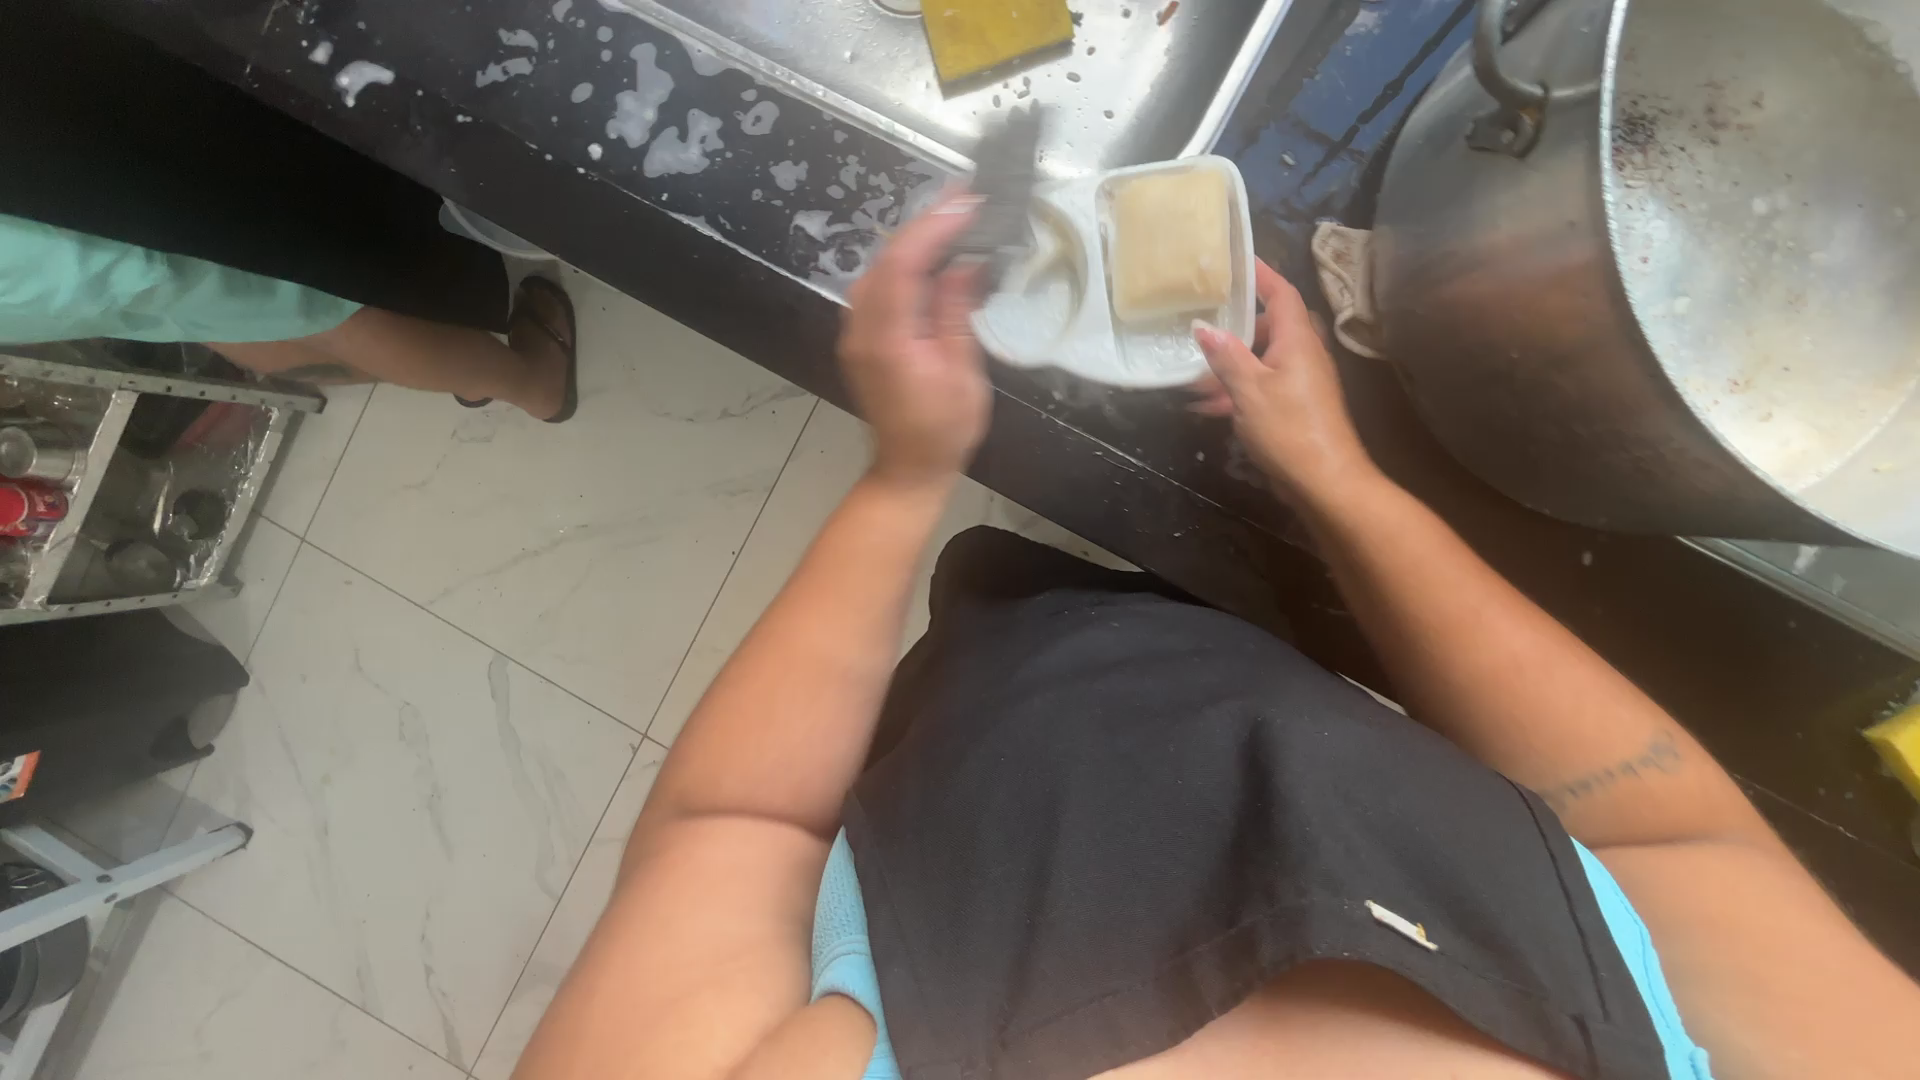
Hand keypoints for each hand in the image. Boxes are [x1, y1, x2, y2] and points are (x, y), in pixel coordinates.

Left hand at [838, 193, 991, 488]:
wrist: (908, 467)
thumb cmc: (943, 430)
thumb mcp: (962, 373)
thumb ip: (956, 313)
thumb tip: (965, 262)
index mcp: (888, 340)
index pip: (903, 265)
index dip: (933, 227)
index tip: (967, 202)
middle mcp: (861, 330)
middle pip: (886, 260)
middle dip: (925, 225)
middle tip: (965, 200)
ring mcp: (855, 334)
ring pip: (878, 271)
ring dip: (913, 243)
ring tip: (953, 222)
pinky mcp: (860, 340)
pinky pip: (877, 290)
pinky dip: (904, 268)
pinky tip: (930, 260)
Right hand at [1190, 260, 1378, 508]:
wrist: (1325, 480)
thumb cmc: (1288, 428)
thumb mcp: (1249, 390)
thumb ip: (1226, 356)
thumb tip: (1202, 325)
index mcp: (1297, 340)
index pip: (1280, 293)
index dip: (1260, 275)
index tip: (1234, 261)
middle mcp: (1303, 354)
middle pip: (1268, 326)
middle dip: (1234, 326)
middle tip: (1201, 322)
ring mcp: (1300, 382)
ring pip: (1261, 360)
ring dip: (1229, 365)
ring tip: (1192, 375)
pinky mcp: (1294, 407)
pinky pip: (1261, 386)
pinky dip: (1236, 390)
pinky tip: (1206, 408)